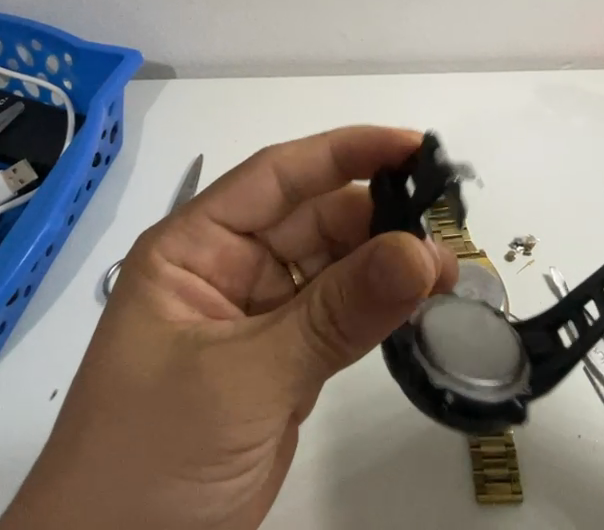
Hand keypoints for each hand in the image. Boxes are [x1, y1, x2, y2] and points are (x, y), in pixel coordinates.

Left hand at [0, 128, 455, 529]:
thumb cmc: (153, 456)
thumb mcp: (245, 377)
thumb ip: (336, 313)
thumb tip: (423, 252)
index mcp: (195, 247)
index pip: (277, 177)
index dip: (346, 152)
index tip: (415, 146)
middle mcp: (226, 270)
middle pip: (312, 219)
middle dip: (378, 217)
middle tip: (450, 227)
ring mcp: (256, 319)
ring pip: (331, 269)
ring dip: (386, 265)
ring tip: (450, 271)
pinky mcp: (280, 366)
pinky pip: (337, 319)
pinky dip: (378, 310)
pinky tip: (420, 304)